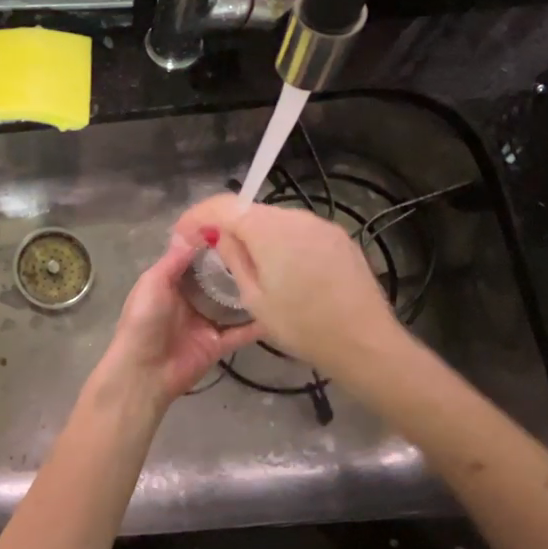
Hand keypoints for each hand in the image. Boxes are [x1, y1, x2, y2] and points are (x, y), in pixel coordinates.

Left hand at [94, 233, 263, 412]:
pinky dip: (258, 324)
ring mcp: (205, 323)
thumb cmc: (143, 321)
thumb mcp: (153, 283)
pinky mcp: (218, 345)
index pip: (195, 261)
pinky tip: (279, 311)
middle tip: (264, 250)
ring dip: (249, 293)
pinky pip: (241, 332)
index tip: (237, 229)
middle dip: (235, 268)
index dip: (212, 247)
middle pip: (217, 281)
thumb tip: (196, 231)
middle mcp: (190, 301)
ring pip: (232, 305)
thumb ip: (174, 260)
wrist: (144, 371)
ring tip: (276, 275)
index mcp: (171, 284)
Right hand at [175, 194, 413, 378]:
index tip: (183, 234)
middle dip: (227, 225)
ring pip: (276, 220)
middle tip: (211, 250)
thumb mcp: (254, 298)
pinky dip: (283, 242)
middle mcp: (295, 217)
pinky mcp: (339, 238)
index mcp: (268, 229)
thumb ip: (234, 258)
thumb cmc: (301, 326)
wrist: (364, 342)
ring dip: (256, 234)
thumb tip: (219, 235)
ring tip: (248, 263)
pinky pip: (300, 231)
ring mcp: (321, 225)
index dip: (198, 216)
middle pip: (250, 210)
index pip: (223, 206)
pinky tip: (284, 269)